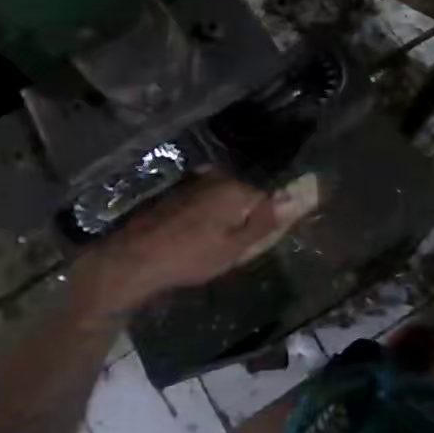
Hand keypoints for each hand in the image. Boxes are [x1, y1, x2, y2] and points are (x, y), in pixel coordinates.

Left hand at [67, 174, 316, 317]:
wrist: (133, 258)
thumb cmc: (190, 257)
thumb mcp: (235, 247)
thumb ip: (267, 220)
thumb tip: (301, 195)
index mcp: (237, 187)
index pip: (272, 192)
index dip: (277, 211)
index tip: (272, 230)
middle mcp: (218, 174)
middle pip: (248, 189)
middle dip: (252, 208)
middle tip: (246, 240)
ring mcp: (195, 178)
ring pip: (227, 190)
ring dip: (231, 209)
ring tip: (224, 237)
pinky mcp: (178, 187)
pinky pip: (208, 193)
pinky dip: (212, 208)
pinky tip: (203, 229)